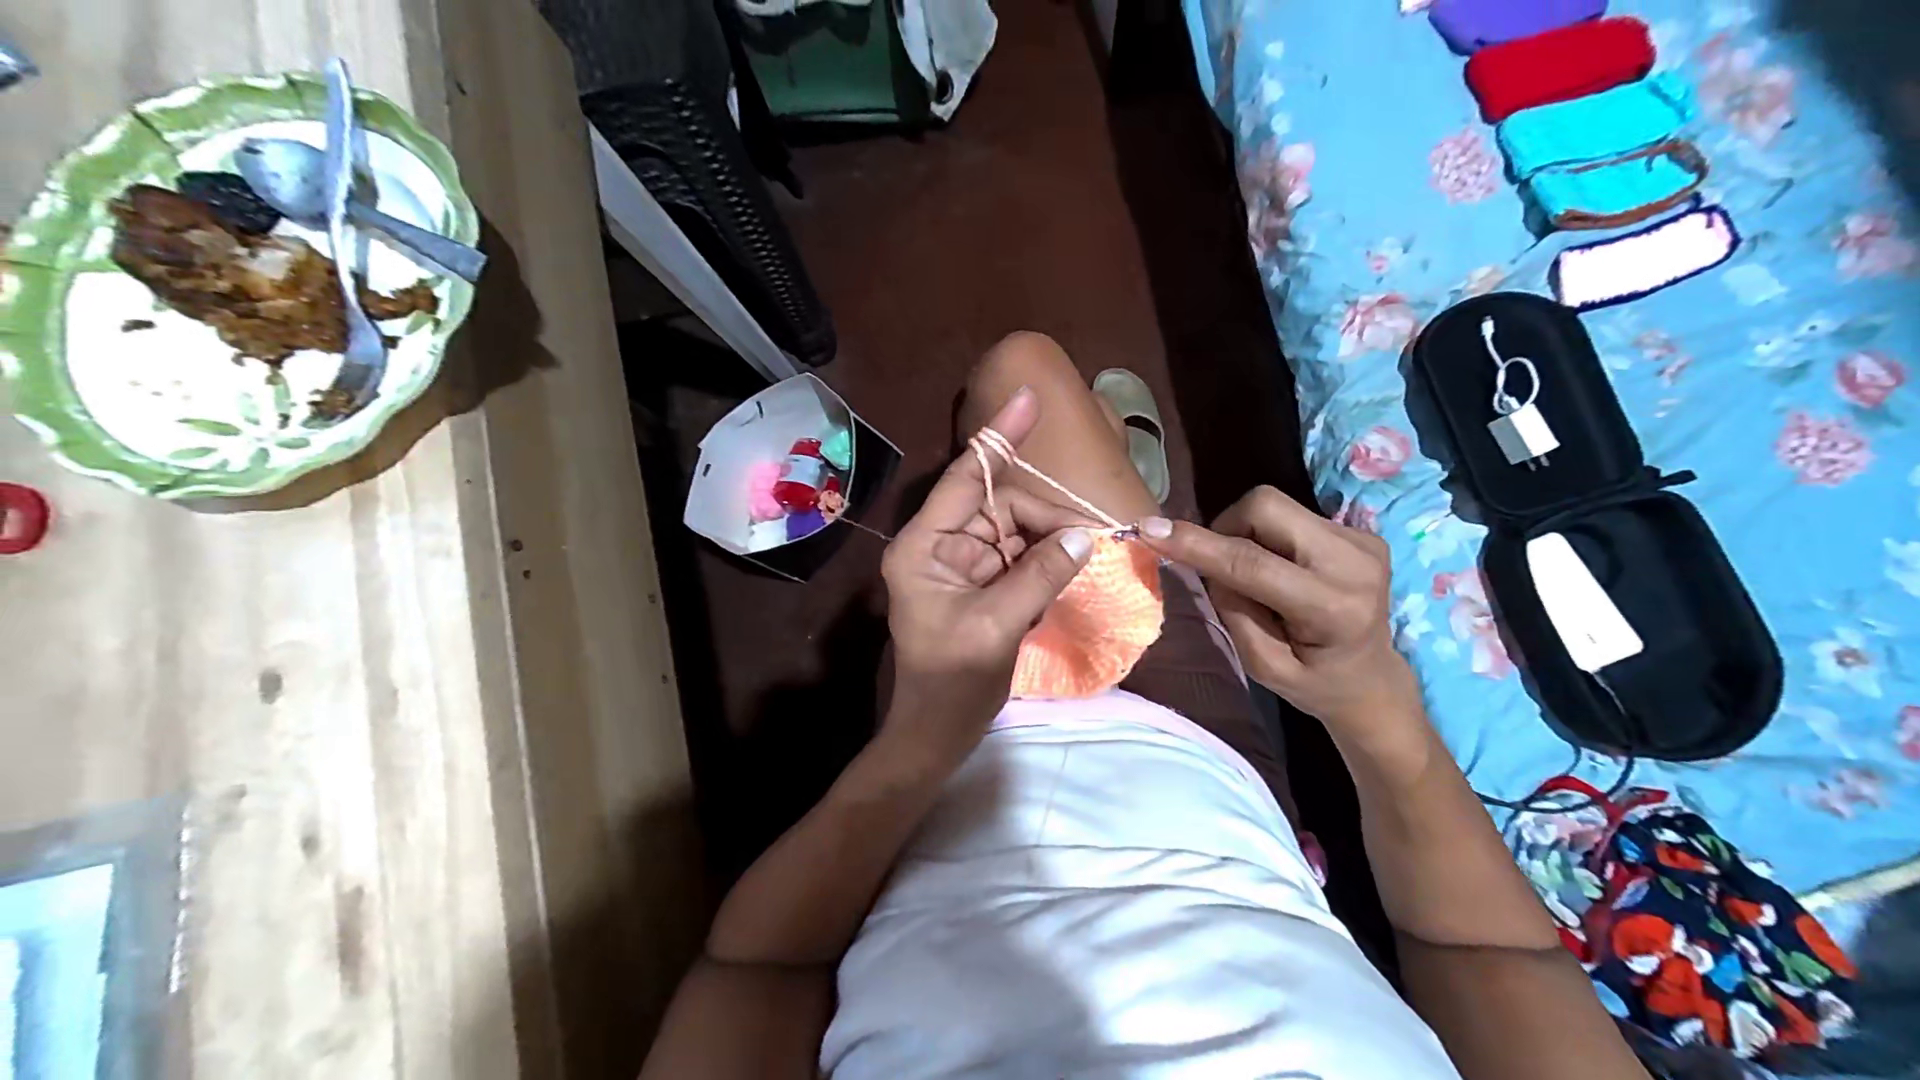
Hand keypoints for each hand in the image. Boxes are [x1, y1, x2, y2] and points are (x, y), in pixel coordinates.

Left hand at [880, 387, 1096, 767]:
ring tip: (1086, 556)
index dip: (1000, 438)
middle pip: (1001, 503)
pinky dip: (1047, 559)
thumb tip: (1086, 536)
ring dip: (1052, 539)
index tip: (1029, 397)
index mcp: (925, 545)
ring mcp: (962, 562)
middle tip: (1093, 539)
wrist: (937, 730)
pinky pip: (1020, 554)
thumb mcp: (996, 626)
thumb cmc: (952, 682)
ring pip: (1016, 528)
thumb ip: (1040, 574)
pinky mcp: (981, 582)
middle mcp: (941, 543)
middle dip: (1047, 516)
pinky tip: (1067, 572)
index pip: (966, 477)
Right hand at [1142, 486, 1424, 748]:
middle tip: (1221, 564)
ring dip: (1247, 532)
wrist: (1372, 679)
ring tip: (1254, 572)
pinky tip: (1282, 568)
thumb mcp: (1262, 663)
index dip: (1197, 544)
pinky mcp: (1361, 531)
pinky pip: (1292, 515)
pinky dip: (1269, 536)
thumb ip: (1231, 608)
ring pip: (1276, 506)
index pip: (1251, 562)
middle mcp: (1355, 562)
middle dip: (1227, 527)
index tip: (1151, 530)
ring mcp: (1362, 540)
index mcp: (1332, 607)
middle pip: (1266, 507)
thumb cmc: (1313, 682)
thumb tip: (1202, 556)